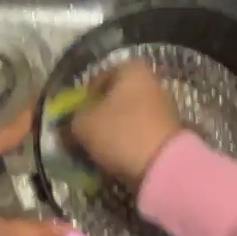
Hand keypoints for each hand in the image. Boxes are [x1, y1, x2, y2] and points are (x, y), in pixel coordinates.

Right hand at [70, 61, 183, 187]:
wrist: (162, 166)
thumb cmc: (119, 133)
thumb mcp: (82, 124)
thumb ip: (70, 119)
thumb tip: (68, 124)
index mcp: (131, 70)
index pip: (97, 79)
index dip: (81, 100)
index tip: (74, 119)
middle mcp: (151, 82)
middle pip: (113, 99)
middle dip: (97, 117)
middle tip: (83, 136)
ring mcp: (162, 107)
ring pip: (125, 118)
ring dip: (110, 132)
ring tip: (97, 151)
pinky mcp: (168, 131)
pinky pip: (138, 133)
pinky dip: (126, 143)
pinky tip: (116, 158)